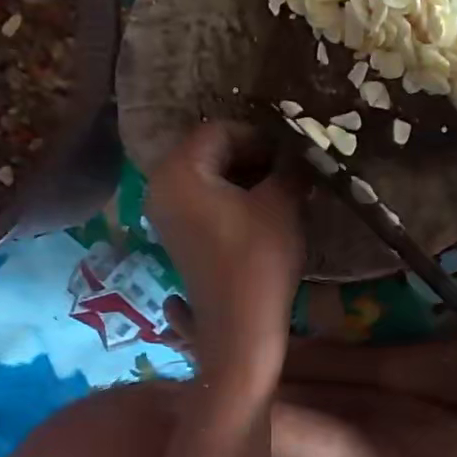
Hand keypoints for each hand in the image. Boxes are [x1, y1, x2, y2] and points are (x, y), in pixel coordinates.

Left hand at [145, 122, 304, 388]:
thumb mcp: (281, 202)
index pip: (220, 130)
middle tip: (290, 170)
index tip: (291, 154)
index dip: (260, 137)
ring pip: (208, 177)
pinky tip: (261, 212)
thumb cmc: (259, 258)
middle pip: (209, 152)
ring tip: (282, 191)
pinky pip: (203, 201)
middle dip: (252, 156)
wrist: (241, 326)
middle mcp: (160, 187)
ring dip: (245, 178)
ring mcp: (165, 215)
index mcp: (178, 171)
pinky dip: (231, 198)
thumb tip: (297, 152)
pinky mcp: (177, 237)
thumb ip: (288, 166)